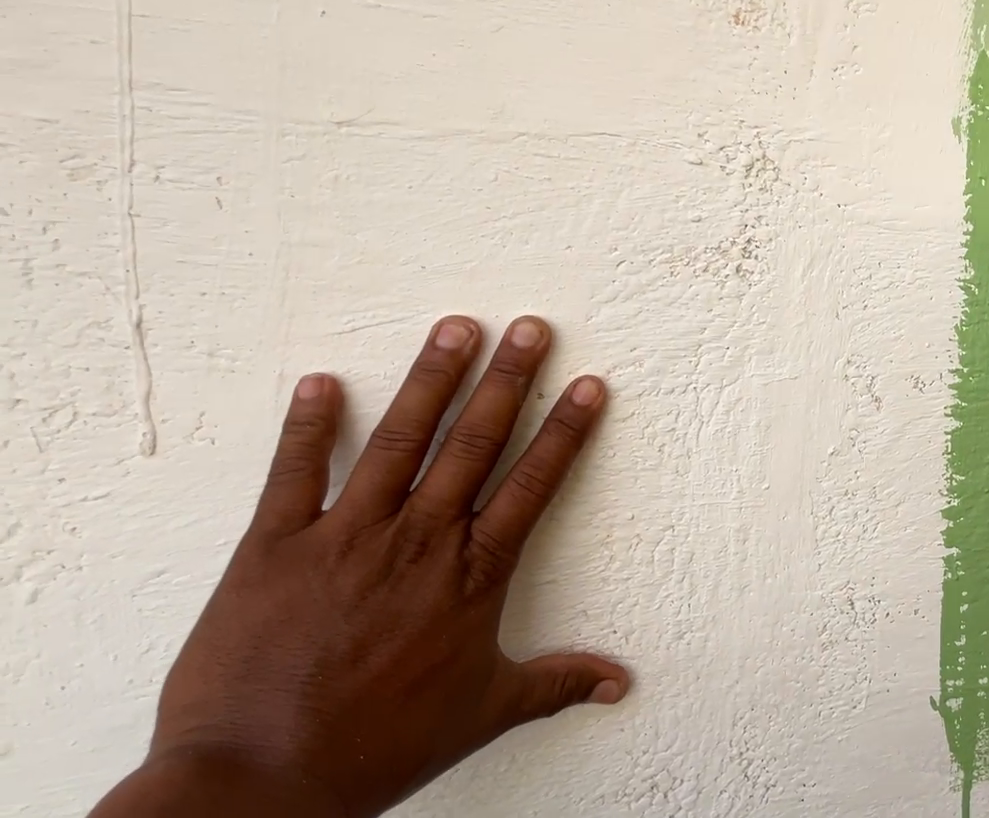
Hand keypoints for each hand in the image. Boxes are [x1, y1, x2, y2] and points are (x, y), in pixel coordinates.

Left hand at [96, 316, 625, 817]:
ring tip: (456, 329)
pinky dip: (308, 427)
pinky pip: (292, 476)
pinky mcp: (273, 550)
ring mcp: (346, 538)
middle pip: (474, 443)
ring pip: (399, 442)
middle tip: (531, 329)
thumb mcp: (484, 711)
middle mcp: (419, 541)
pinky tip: (324, 382)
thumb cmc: (380, 747)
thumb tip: (620, 685)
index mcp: (473, 574)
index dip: (565, 430)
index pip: (533, 483)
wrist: (255, 787)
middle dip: (507, 380)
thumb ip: (557, 683)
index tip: (588, 385)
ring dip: (430, 380)